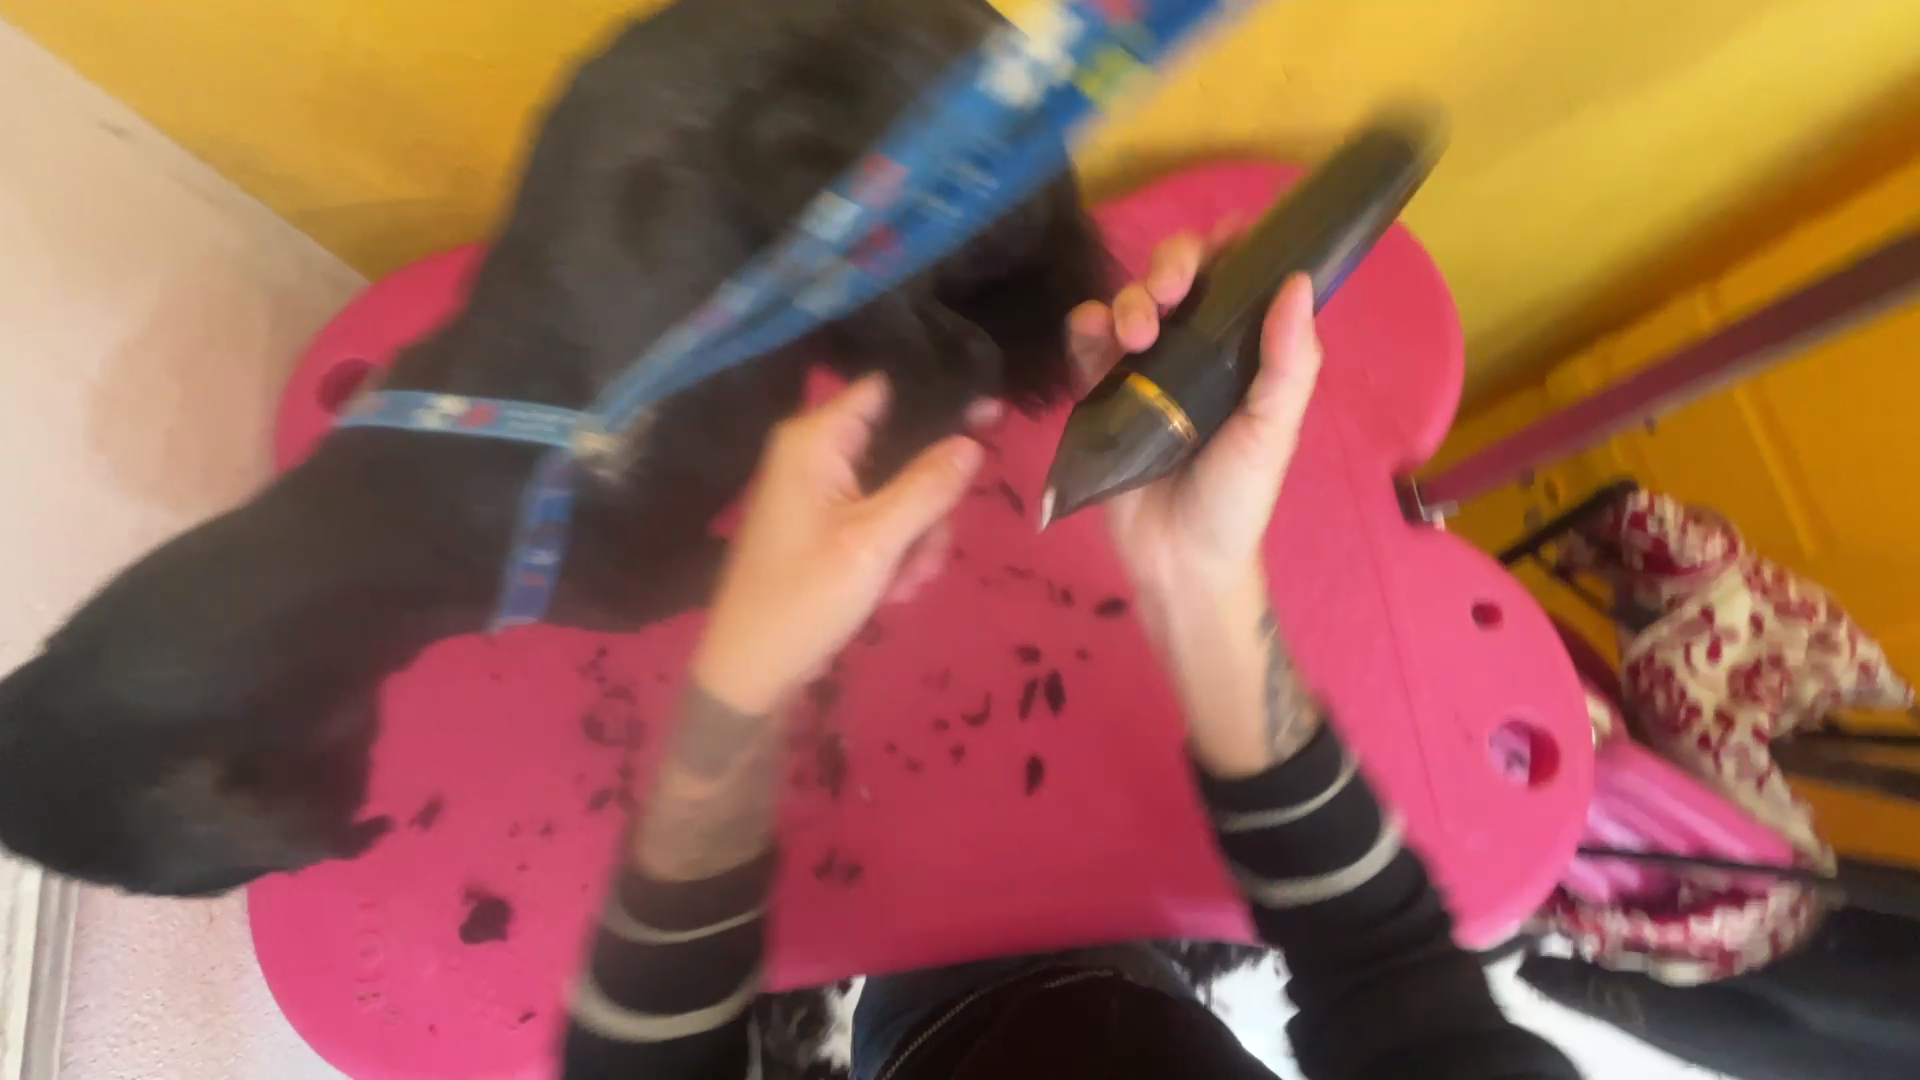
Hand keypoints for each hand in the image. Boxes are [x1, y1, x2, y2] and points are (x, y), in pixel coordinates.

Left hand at [691, 375, 990, 713]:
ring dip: (916, 539)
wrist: (754, 670)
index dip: (940, 402)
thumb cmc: (804, 599)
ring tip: (900, 583)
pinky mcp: (831, 526)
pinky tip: (889, 591)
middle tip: (924, 549)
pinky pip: (885, 522)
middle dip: (928, 502)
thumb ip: (926, 488)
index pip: (889, 389)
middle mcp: (818, 454)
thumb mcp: (874, 543)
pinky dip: (897, 554)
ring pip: (903, 492)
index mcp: (816, 440)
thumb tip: (973, 443)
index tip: (989, 423)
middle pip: (906, 448)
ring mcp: (825, 493)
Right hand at [1067, 230, 1327, 775]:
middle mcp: (1190, 353)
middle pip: (1174, 280)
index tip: (1229, 234)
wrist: (1177, 557)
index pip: (1235, 282)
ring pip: (1127, 305)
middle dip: (1170, 266)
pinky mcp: (1098, 396)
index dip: (1232, 247)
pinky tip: (1091, 335)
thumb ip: (1288, 363)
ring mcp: (1140, 373)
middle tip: (1170, 290)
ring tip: (1135, 335)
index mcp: (1239, 355)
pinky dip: (1084, 328)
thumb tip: (1297, 280)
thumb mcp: (1272, 432)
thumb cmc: (1234, 497)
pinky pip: (1084, 346)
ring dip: (1128, 300)